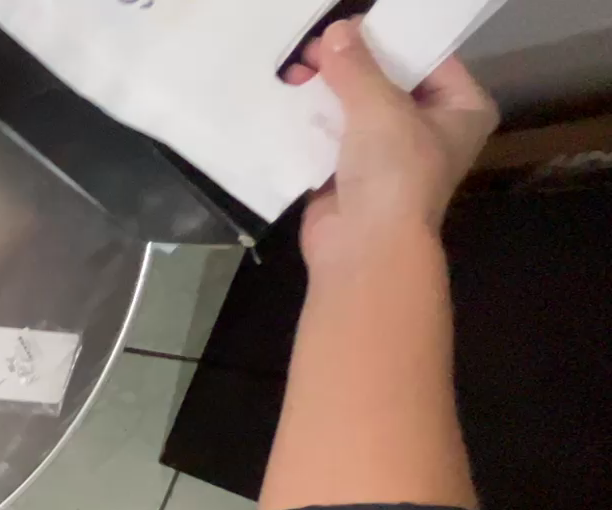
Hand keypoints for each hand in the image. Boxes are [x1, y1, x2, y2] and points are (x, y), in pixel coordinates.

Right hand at [286, 19, 498, 269]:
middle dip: (346, 74)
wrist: (362, 245)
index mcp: (460, 110)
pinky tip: (283, 116)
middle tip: (309, 56)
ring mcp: (381, 159)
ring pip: (350, 118)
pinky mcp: (342, 179)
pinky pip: (325, 146)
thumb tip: (336, 30)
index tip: (349, 32)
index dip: (389, 45)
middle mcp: (424, 132)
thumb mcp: (380, 111)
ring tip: (291, 80)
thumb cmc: (394, 174)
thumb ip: (356, 71)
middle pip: (383, 89)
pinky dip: (306, 132)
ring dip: (321, 102)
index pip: (426, 63)